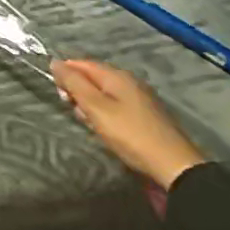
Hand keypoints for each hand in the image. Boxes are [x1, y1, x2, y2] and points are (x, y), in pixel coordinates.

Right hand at [52, 59, 206, 187]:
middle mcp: (129, 81)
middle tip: (79, 113)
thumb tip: (54, 62)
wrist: (175, 167)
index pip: (80, 63)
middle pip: (92, 78)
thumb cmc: (129, 134)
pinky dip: (107, 114)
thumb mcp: (95, 107)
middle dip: (79, 92)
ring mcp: (141, 98)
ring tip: (93, 125)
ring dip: (92, 106)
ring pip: (104, 93)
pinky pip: (117, 105)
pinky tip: (109, 130)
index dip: (65, 75)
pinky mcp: (147, 115)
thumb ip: (73, 82)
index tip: (61, 95)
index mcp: (116, 75)